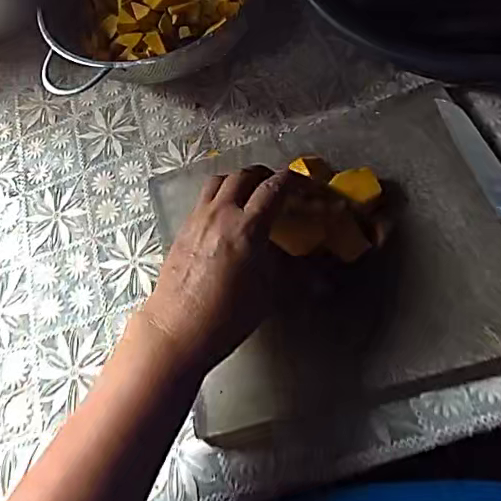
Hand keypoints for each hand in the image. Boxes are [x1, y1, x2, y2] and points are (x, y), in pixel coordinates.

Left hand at [138, 166, 304, 372]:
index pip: (273, 189)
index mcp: (246, 227)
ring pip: (219, 181)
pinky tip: (226, 214)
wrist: (178, 325)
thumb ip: (294, 276)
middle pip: (243, 176)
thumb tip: (322, 280)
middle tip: (278, 185)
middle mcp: (220, 214)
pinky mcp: (183, 227)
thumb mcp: (268, 294)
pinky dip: (220, 195)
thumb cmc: (227, 314)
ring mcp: (198, 218)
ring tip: (251, 192)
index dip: (292, 181)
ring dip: (238, 180)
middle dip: (264, 175)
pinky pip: (204, 198)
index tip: (303, 183)